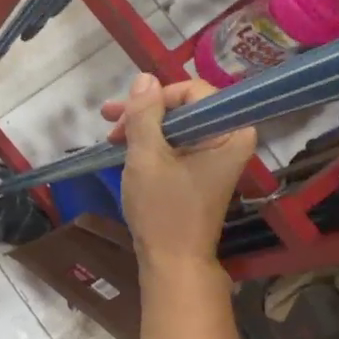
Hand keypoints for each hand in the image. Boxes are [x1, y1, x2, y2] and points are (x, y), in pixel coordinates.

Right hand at [99, 74, 256, 268]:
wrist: (172, 259)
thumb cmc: (162, 210)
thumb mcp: (146, 159)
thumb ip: (144, 116)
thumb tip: (143, 79)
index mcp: (230, 130)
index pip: (193, 93)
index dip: (154, 100)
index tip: (119, 118)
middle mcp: (231, 137)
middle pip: (185, 108)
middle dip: (144, 114)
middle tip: (107, 123)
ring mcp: (217, 155)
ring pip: (177, 127)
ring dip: (143, 130)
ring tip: (111, 139)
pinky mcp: (202, 171)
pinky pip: (177, 146)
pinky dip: (151, 146)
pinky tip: (127, 150)